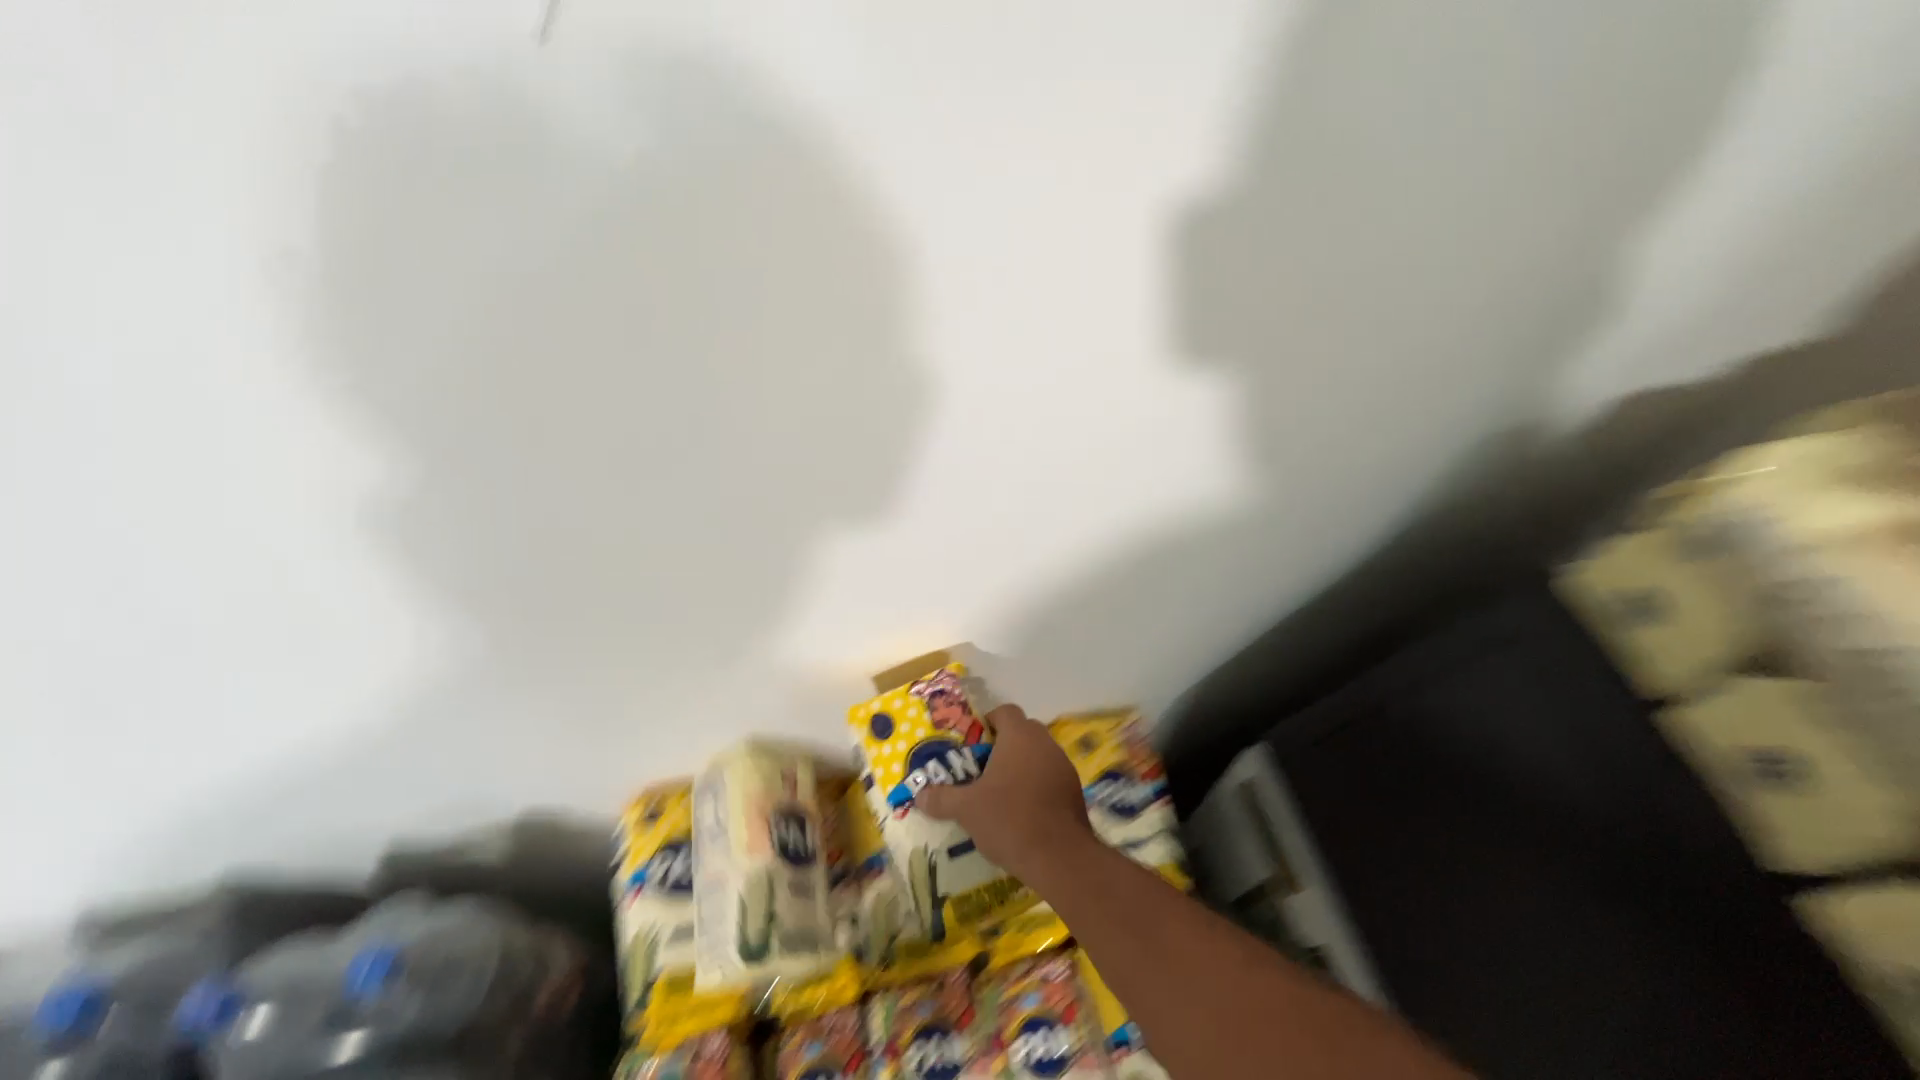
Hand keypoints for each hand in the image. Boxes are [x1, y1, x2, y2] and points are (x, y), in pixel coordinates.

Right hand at [915, 704, 1095, 882]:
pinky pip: (1051, 777)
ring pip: (1039, 756)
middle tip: (982, 769)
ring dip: (1022, 766)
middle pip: (1023, 732)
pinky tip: (1023, 812)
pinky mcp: (1075, 791)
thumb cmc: (1009, 819)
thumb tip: (919, 796)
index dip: (988, 722)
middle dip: (1004, 746)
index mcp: (1020, 737)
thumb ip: (942, 799)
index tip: (973, 744)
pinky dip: (1037, 786)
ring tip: (1001, 793)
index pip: (1005, 712)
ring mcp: (1064, 767)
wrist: (1059, 857)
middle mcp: (1045, 744)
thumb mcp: (966, 810)